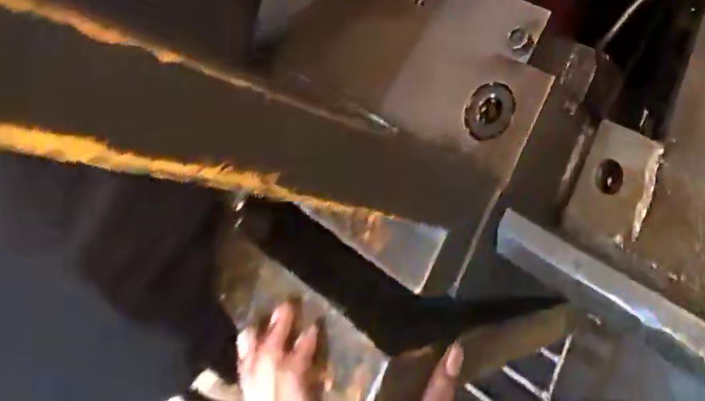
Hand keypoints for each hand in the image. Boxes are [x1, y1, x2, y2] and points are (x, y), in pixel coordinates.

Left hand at [235, 301, 463, 400]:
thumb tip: (454, 353)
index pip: (293, 388)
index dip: (294, 354)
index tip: (310, 323)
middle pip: (262, 396)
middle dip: (265, 354)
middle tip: (279, 312)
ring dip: (250, 375)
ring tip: (250, 337)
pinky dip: (253, 398)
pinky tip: (254, 382)